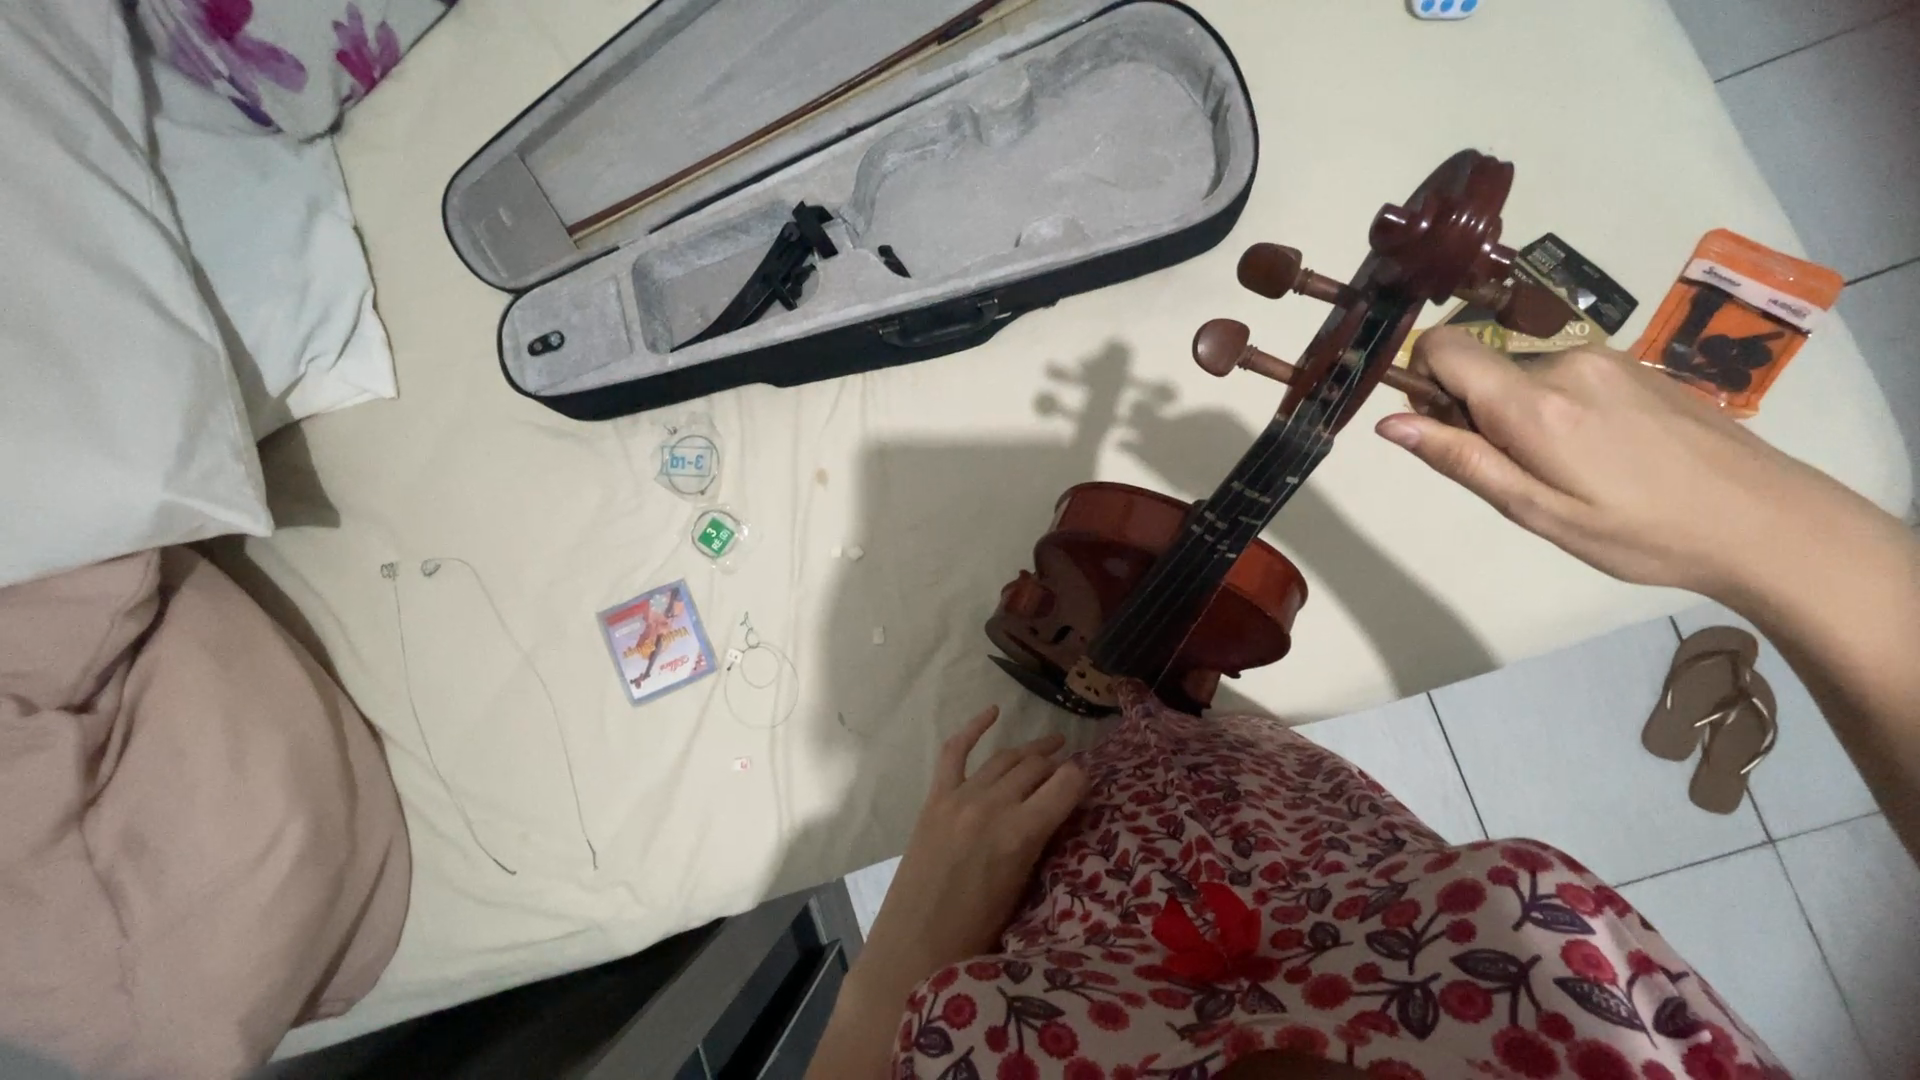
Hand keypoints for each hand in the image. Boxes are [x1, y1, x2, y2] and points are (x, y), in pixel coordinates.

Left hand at [852, 705, 1087, 1007]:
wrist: (914, 944)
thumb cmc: (977, 931)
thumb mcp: (1023, 887)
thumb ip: (1040, 842)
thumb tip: (1057, 811)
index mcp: (1020, 833)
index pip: (1066, 785)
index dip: (1082, 779)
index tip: (1089, 782)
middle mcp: (992, 806)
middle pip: (1036, 767)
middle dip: (1058, 764)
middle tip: (1071, 767)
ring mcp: (960, 797)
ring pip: (1004, 759)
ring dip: (1030, 751)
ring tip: (1051, 745)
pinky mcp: (935, 798)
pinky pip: (954, 753)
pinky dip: (973, 728)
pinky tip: (993, 712)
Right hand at [1375, 327, 1877, 601]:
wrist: (1767, 521)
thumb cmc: (1638, 532)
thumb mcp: (1535, 511)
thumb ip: (1461, 459)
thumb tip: (1390, 423)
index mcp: (1534, 403)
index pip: (1444, 347)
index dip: (1422, 379)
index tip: (1440, 426)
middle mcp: (1565, 363)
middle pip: (1480, 367)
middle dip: (1472, 411)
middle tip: (1516, 470)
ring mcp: (1605, 359)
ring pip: (1520, 374)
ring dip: (1515, 413)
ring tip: (1565, 468)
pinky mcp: (1633, 366)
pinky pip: (1561, 375)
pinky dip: (1553, 407)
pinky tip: (1598, 452)